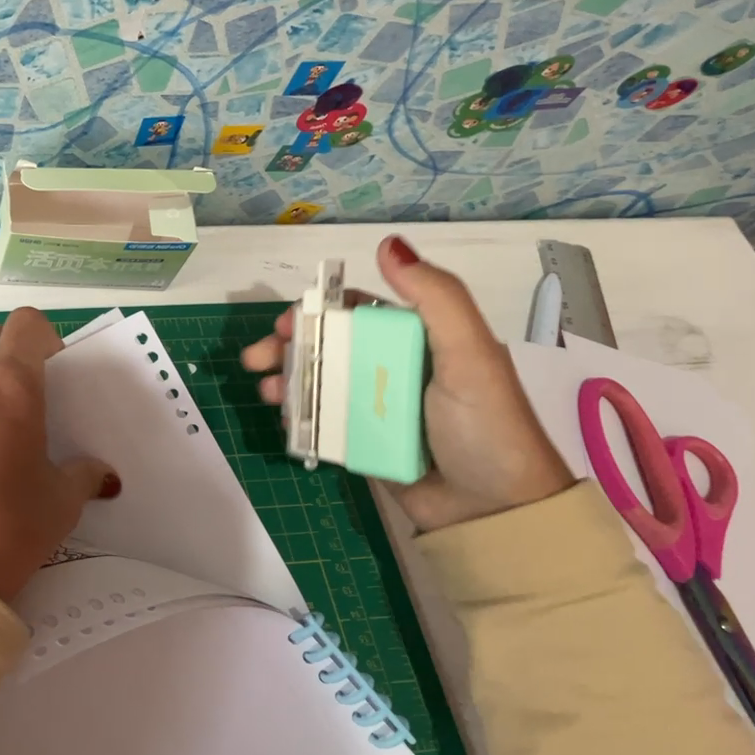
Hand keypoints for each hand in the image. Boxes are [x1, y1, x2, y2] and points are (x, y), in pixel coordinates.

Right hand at [241, 235, 574, 531]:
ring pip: (316, 381)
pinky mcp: (361, 441)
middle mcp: (392, 366)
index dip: (318, 310)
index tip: (287, 321)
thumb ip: (435, 297)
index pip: (356, 311)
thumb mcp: (469, 354)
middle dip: (286, 345)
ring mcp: (374, 406)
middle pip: (326, 344)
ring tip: (264, 391)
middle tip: (259, 357)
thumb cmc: (484, 426)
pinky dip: (295, 416)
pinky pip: (319, 420)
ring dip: (283, 379)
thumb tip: (388, 243)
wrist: (495, 512)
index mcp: (417, 340)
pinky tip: (282, 419)